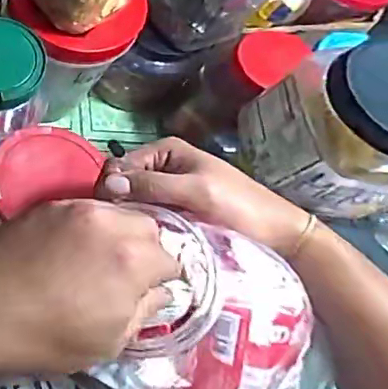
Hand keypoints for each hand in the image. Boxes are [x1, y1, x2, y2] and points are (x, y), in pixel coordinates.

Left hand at [0, 200, 179, 377]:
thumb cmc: (44, 336)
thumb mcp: (108, 341)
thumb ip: (144, 310)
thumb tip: (159, 290)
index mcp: (133, 258)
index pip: (173, 259)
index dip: (164, 280)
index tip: (148, 294)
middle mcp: (108, 221)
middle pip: (148, 227)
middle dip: (145, 250)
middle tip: (124, 278)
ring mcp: (73, 207)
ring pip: (116, 213)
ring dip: (117, 234)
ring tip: (95, 262)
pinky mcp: (45, 205)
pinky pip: (83, 209)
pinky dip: (88, 226)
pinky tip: (68, 249)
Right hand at [96, 137, 313, 258]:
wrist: (278, 236)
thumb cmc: (240, 207)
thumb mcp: (195, 191)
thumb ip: (152, 185)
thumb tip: (108, 183)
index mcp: (166, 150)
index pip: (120, 164)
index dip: (112, 185)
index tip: (110, 212)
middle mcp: (162, 166)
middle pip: (124, 182)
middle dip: (119, 201)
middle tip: (120, 227)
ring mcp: (168, 189)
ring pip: (133, 200)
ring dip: (130, 215)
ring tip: (129, 235)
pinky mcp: (173, 211)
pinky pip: (146, 214)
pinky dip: (141, 223)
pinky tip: (141, 238)